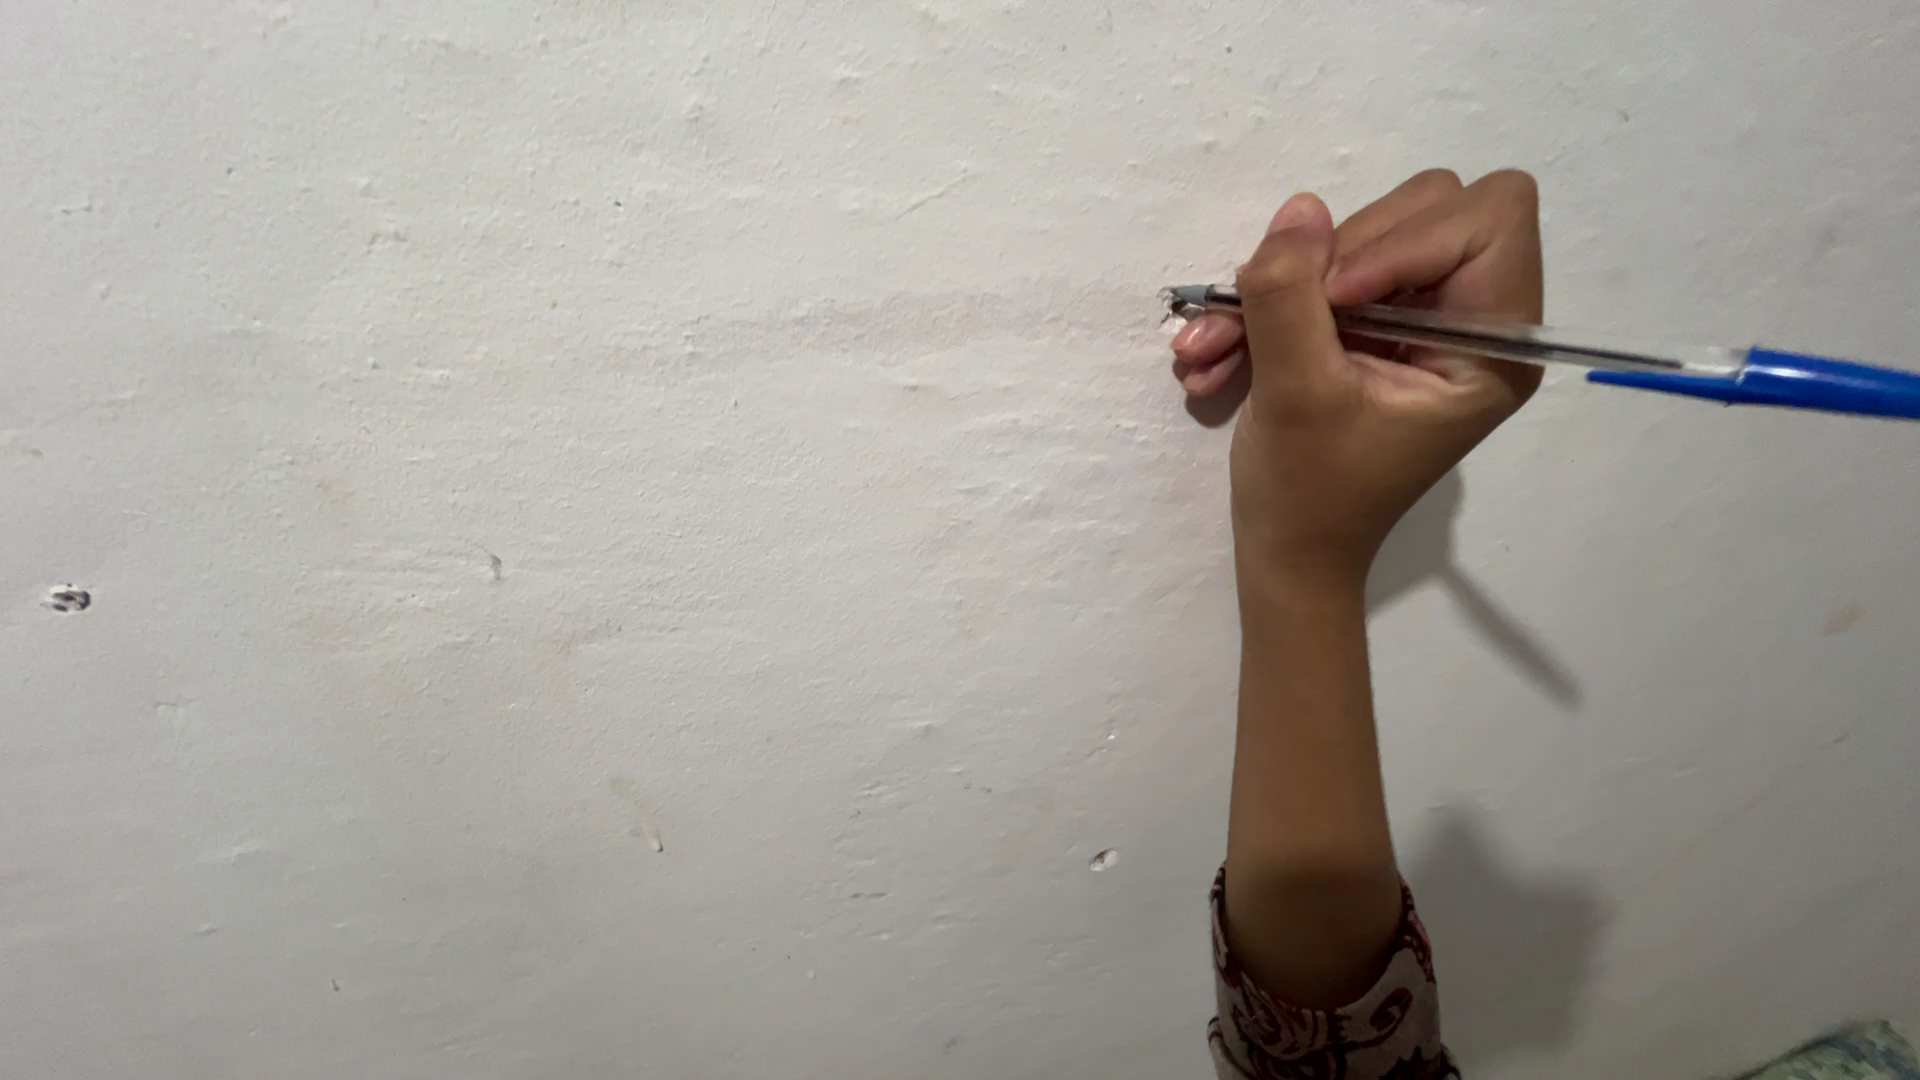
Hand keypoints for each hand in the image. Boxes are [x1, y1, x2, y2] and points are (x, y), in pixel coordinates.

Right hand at [1171, 169, 1543, 590]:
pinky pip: (1322, 280)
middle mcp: (1468, 322)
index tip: (1328, 302)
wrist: (1286, 549)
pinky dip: (1263, 311)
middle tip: (1266, 317)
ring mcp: (1416, 323)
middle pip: (1423, 212)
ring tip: (1210, 349)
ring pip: (1361, 241)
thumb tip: (1298, 210)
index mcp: (1491, 346)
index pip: (1487, 219)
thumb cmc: (1307, 492)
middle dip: (1326, 263)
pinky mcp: (1370, 331)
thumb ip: (1290, 297)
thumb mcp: (1294, 394)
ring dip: (1274, 290)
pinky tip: (1215, 358)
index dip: (1400, 242)